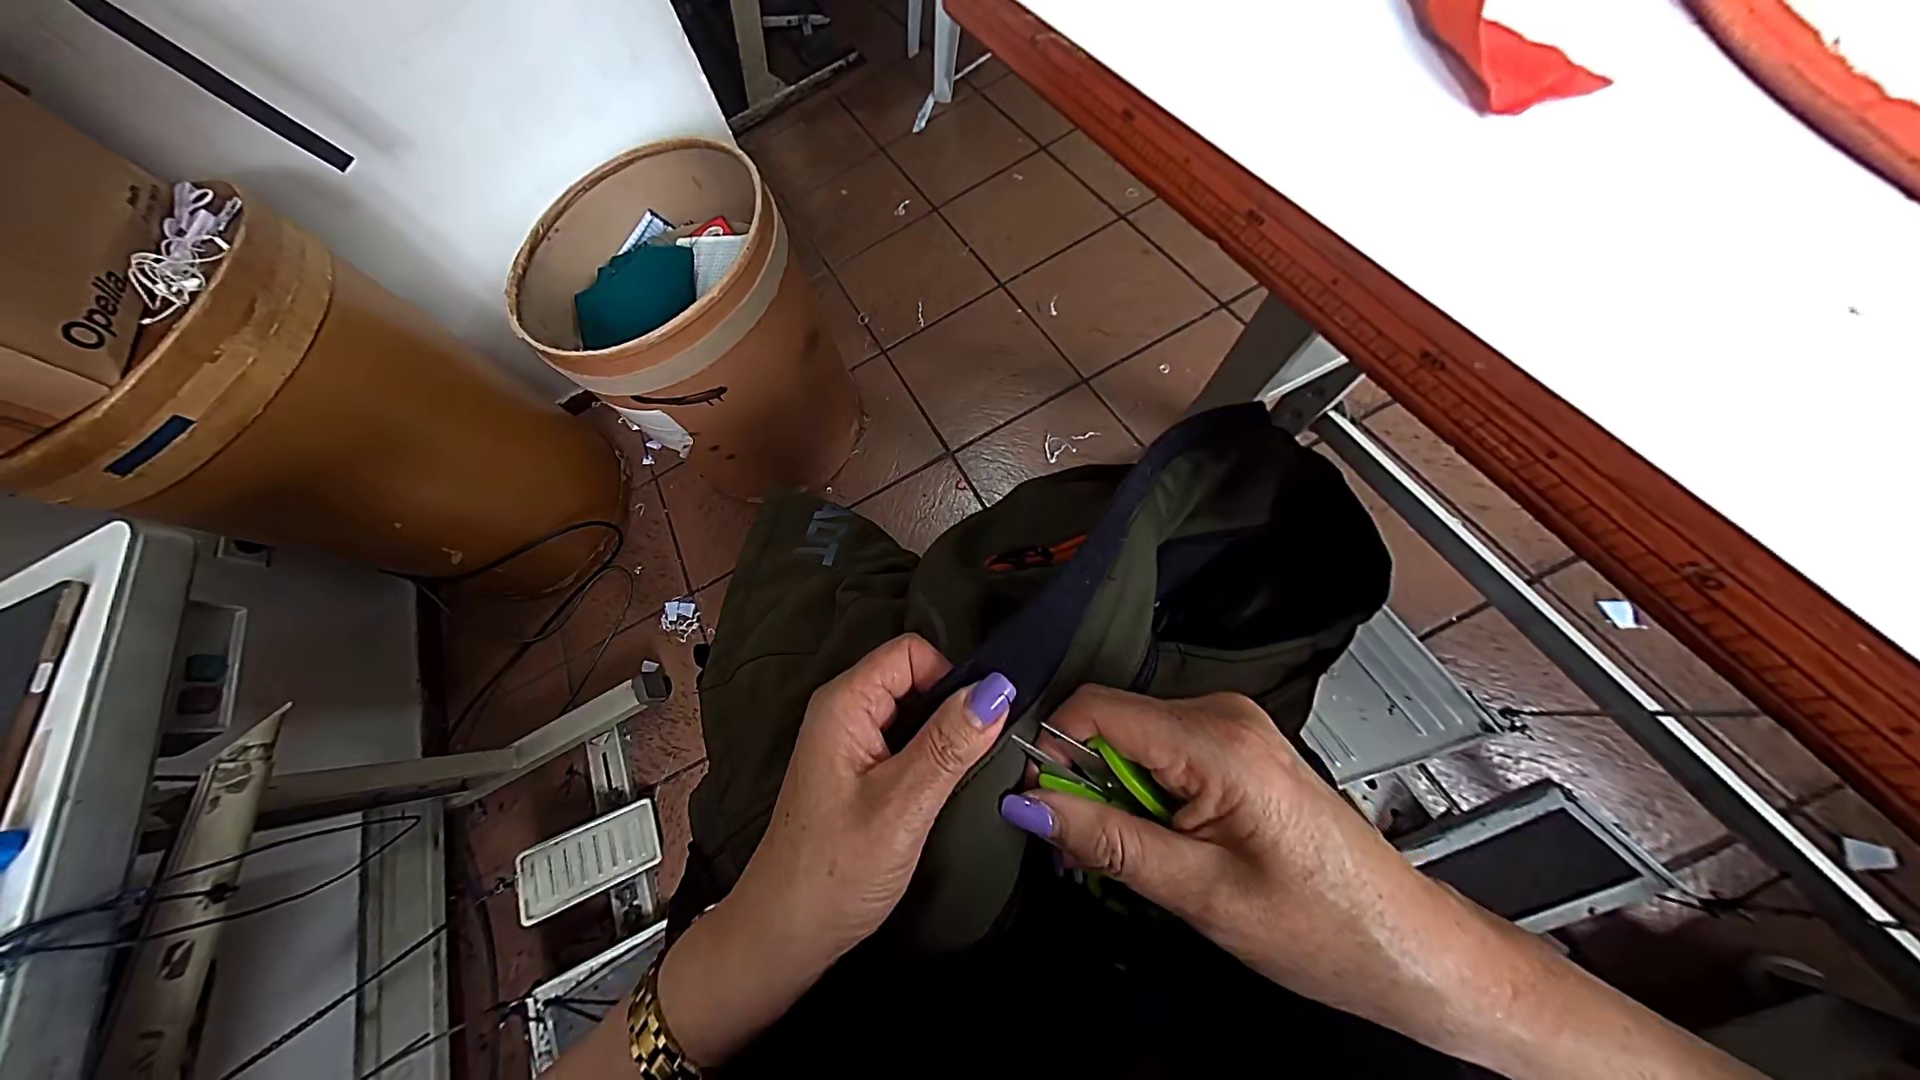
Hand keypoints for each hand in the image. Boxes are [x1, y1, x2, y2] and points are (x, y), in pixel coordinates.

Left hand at [658, 635, 1012, 1065]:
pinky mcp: (858, 765)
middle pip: (914, 675)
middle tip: (973, 756)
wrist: (784, 937)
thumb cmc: (836, 872)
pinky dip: (930, 751)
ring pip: (913, 707)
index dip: (950, 678)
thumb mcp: (903, 805)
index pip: (911, 652)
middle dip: (951, 706)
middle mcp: (844, 708)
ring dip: (944, 732)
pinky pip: (905, 735)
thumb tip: (999, 688)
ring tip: (960, 775)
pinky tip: (940, 785)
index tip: (975, 726)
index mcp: (845, 703)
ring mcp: (849, 738)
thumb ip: (950, 743)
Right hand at [1000, 686, 1438, 1018]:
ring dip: (1110, 792)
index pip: (1094, 708)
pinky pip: (1158, 748)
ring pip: (1129, 738)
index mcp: (1219, 742)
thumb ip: (1105, 841)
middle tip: (1081, 847)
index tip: (1036, 802)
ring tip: (1129, 853)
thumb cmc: (1330, 928)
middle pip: (1109, 721)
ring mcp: (1231, 726)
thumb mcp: (1199, 893)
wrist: (1410, 945)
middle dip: (1081, 781)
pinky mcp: (1232, 744)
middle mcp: (1224, 716)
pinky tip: (1157, 835)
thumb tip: (1032, 808)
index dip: (1051, 751)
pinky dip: (1139, 790)